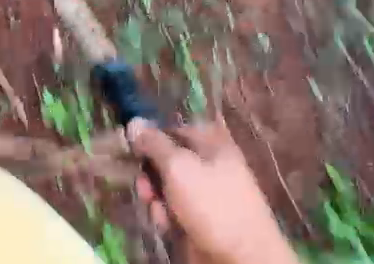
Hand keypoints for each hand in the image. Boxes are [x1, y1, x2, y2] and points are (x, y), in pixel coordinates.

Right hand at [129, 121, 298, 263]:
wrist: (242, 261)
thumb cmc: (212, 205)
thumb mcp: (178, 166)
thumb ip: (153, 142)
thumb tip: (134, 122)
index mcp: (213, 147)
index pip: (175, 129)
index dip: (151, 134)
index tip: (131, 143)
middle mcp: (210, 169)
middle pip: (167, 159)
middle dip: (149, 170)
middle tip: (143, 182)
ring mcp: (206, 197)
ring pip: (166, 186)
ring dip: (153, 195)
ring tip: (154, 206)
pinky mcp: (200, 221)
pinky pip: (173, 209)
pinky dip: (165, 215)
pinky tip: (166, 224)